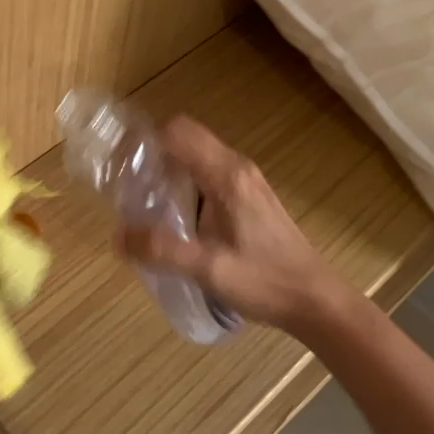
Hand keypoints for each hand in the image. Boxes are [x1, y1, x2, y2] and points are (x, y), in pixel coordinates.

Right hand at [115, 117, 355, 335]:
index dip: (144, 140)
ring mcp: (245, 180)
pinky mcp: (248, 195)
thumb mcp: (209, 269)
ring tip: (145, 198)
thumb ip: (161, 250)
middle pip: (184, 137)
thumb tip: (116, 236)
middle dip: (151, 152)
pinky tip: (176, 214)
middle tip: (128, 182)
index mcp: (226, 175)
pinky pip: (207, 170)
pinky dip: (183, 179)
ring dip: (167, 165)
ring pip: (196, 153)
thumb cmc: (266, 282)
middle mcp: (236, 167)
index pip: (177, 131)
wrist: (317, 303)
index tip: (122, 165)